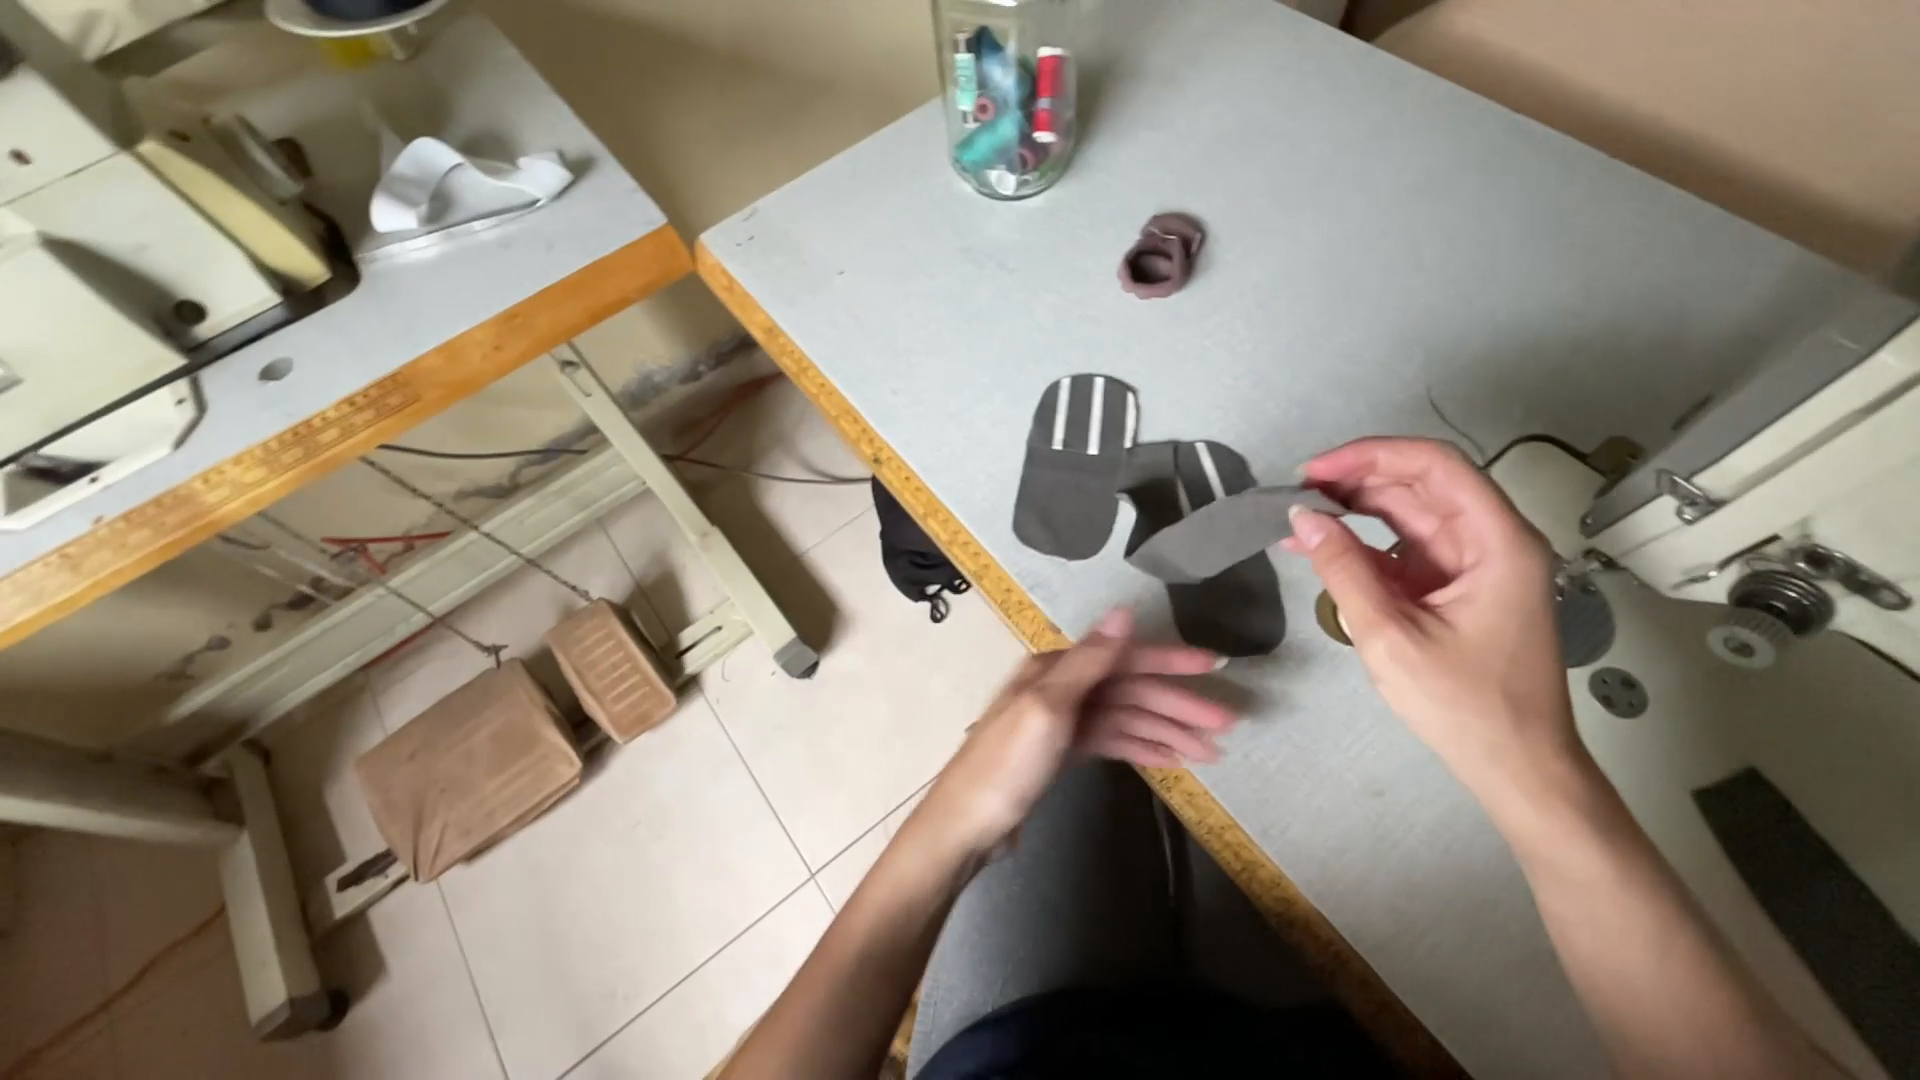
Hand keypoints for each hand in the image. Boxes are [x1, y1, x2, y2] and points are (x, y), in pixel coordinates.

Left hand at [916, 608, 1233, 855]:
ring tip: (1212, 753)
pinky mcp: (1062, 752)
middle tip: (1227, 727)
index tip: (1215, 667)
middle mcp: (1060, 687)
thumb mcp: (1047, 708)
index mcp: (1054, 669)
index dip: (1170, 662)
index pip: (1124, 658)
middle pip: (1130, 690)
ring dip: (1167, 731)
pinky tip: (1173, 760)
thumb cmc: (1005, 766)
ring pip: (1125, 718)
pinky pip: (1112, 741)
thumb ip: (1089, 660)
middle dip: (1178, 706)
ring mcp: (1062, 721)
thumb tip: (1124, 610)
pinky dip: (1142, 748)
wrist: (965, 827)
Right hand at [1281, 438, 1588, 811]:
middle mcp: (1492, 542)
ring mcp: (1473, 565)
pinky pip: (1406, 550)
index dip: (1372, 455)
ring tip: (1300, 514)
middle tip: (1298, 489)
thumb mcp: (1391, 636)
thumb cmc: (1464, 705)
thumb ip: (1344, 570)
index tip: (1315, 469)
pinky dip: (1364, 546)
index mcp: (1498, 542)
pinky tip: (1321, 548)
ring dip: (1356, 510)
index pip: (1437, 466)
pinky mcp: (1454, 589)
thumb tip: (1301, 517)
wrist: (1517, 768)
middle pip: (1423, 484)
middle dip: (1358, 480)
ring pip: (1411, 514)